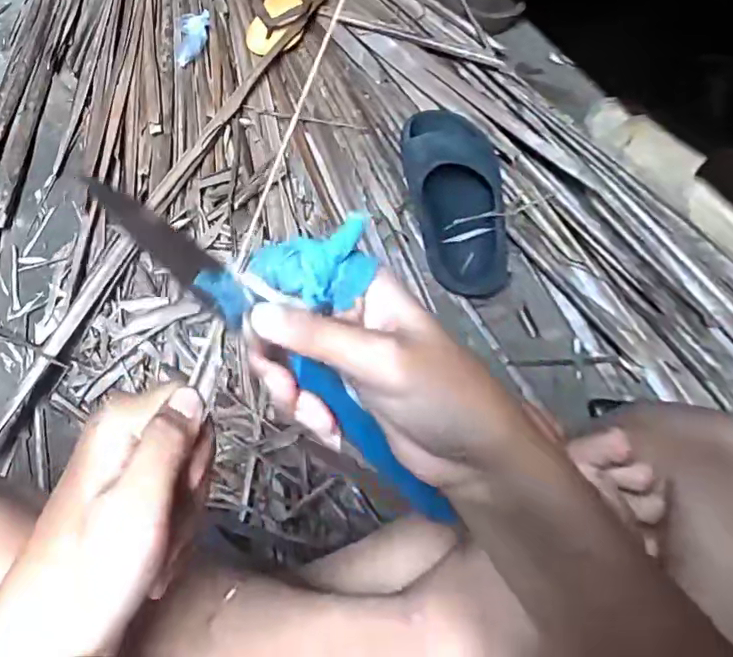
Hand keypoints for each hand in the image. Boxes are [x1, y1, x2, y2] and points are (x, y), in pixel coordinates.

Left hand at [0, 384, 213, 656]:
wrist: (55, 631)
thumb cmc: (84, 574)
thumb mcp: (139, 500)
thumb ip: (168, 440)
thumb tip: (191, 395)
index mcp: (117, 423)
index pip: (188, 398)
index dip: (195, 444)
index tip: (177, 480)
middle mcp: (119, 438)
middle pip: (191, 440)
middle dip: (189, 488)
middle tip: (162, 517)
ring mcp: (124, 469)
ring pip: (187, 477)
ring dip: (181, 520)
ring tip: (152, 544)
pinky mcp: (128, 500)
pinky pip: (176, 506)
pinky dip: (171, 538)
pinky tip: (150, 556)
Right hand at [245, 271, 540, 493]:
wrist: (478, 463)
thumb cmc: (443, 395)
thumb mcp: (381, 361)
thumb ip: (317, 336)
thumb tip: (255, 313)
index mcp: (357, 285)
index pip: (294, 269)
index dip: (266, 293)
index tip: (254, 329)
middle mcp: (340, 309)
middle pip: (277, 316)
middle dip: (275, 357)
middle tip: (284, 388)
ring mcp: (335, 349)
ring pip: (280, 356)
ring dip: (290, 392)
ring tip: (318, 420)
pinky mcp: (334, 385)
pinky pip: (296, 389)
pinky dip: (305, 412)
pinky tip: (331, 432)